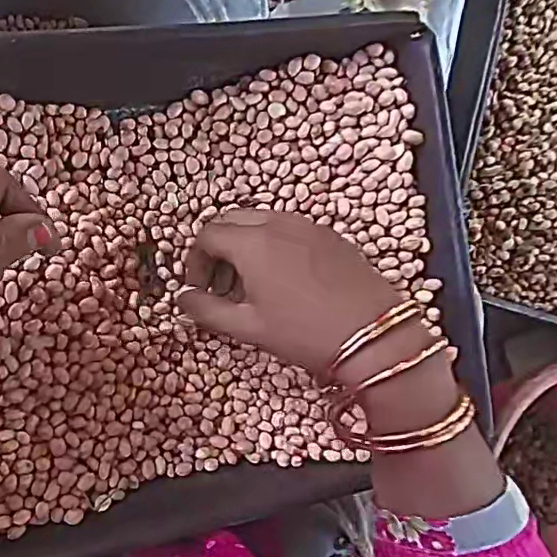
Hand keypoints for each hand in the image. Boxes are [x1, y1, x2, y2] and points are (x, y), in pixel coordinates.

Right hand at [174, 210, 402, 373]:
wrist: (375, 336)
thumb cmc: (305, 333)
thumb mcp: (248, 327)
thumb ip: (206, 309)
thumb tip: (181, 298)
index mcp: (252, 243)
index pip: (207, 234)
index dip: (194, 261)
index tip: (199, 288)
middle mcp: (278, 223)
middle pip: (231, 220)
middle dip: (216, 248)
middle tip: (219, 284)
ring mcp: (307, 226)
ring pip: (260, 220)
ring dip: (243, 244)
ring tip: (250, 283)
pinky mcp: (330, 235)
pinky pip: (288, 227)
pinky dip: (272, 243)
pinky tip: (282, 277)